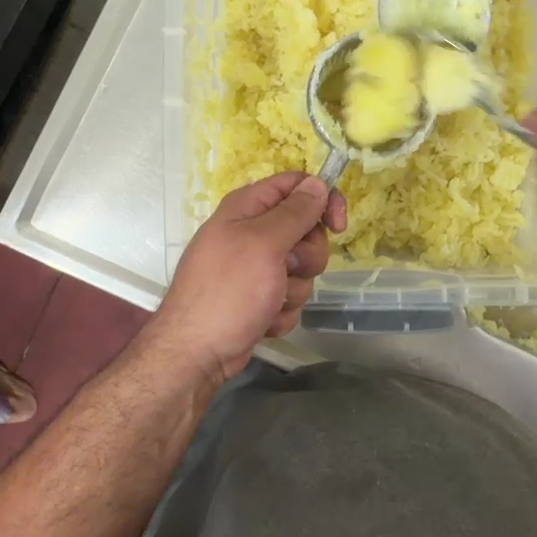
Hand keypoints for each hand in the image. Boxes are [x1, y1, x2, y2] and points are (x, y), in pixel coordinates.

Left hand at [148, 172, 347, 381]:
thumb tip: (317, 183)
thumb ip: (294, 213)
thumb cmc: (227, 291)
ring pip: (303, 270)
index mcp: (247, 207)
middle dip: (306, 256)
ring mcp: (256, 268)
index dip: (321, 200)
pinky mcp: (260, 298)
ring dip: (293, 290)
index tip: (338, 225)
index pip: (296, 186)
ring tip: (267, 301)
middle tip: (287, 268)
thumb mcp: (264, 244)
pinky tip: (262, 320)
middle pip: (306, 231)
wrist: (198, 353)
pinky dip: (282, 311)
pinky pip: (291, 297)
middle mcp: (251, 232)